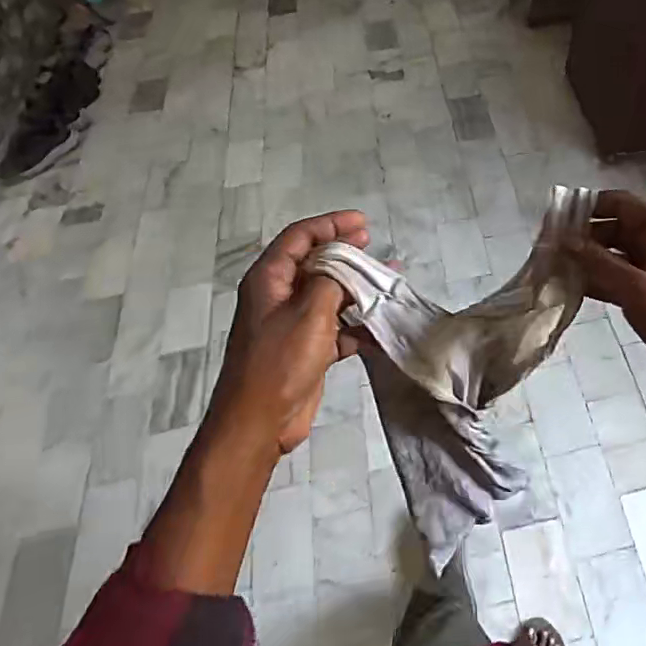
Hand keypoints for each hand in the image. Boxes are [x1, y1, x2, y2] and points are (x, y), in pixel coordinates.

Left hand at [207, 210, 369, 456]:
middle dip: (345, 253)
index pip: (299, 236)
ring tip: (386, 281)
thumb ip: (331, 281)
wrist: (259, 423)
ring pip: (328, 294)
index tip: (362, 222)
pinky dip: (355, 324)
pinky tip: (379, 324)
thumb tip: (347, 265)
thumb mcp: (309, 313)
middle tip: (373, 245)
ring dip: (355, 288)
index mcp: (269, 279)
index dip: (330, 224)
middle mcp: (278, 296)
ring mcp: (292, 323)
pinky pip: (335, 326)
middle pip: (314, 262)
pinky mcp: (306, 348)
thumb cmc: (279, 362)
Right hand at [566, 190, 645, 405]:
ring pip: (616, 254)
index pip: (623, 204)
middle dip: (584, 236)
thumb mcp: (639, 291)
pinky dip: (598, 280)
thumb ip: (599, 263)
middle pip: (617, 228)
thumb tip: (563, 240)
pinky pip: (620, 277)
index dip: (589, 207)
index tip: (556, 218)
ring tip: (552, 266)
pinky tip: (571, 287)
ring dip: (588, 260)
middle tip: (548, 247)